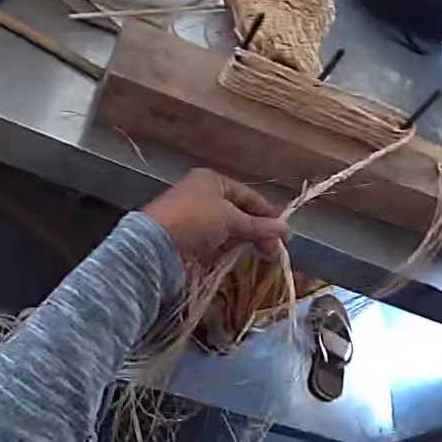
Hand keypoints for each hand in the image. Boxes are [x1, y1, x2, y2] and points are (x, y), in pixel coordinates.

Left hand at [143, 169, 290, 265]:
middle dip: (257, 230)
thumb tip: (286, 230)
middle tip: (274, 250)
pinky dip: (227, 250)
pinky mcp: (186, 239)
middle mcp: (202, 195)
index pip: (247, 195)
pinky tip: (239, 260)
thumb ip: (259, 226)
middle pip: (238, 212)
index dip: (266, 212)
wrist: (155, 245)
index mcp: (211, 181)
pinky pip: (214, 243)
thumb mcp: (231, 220)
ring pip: (226, 229)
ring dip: (244, 241)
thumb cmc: (195, 220)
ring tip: (262, 256)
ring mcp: (193, 218)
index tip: (283, 231)